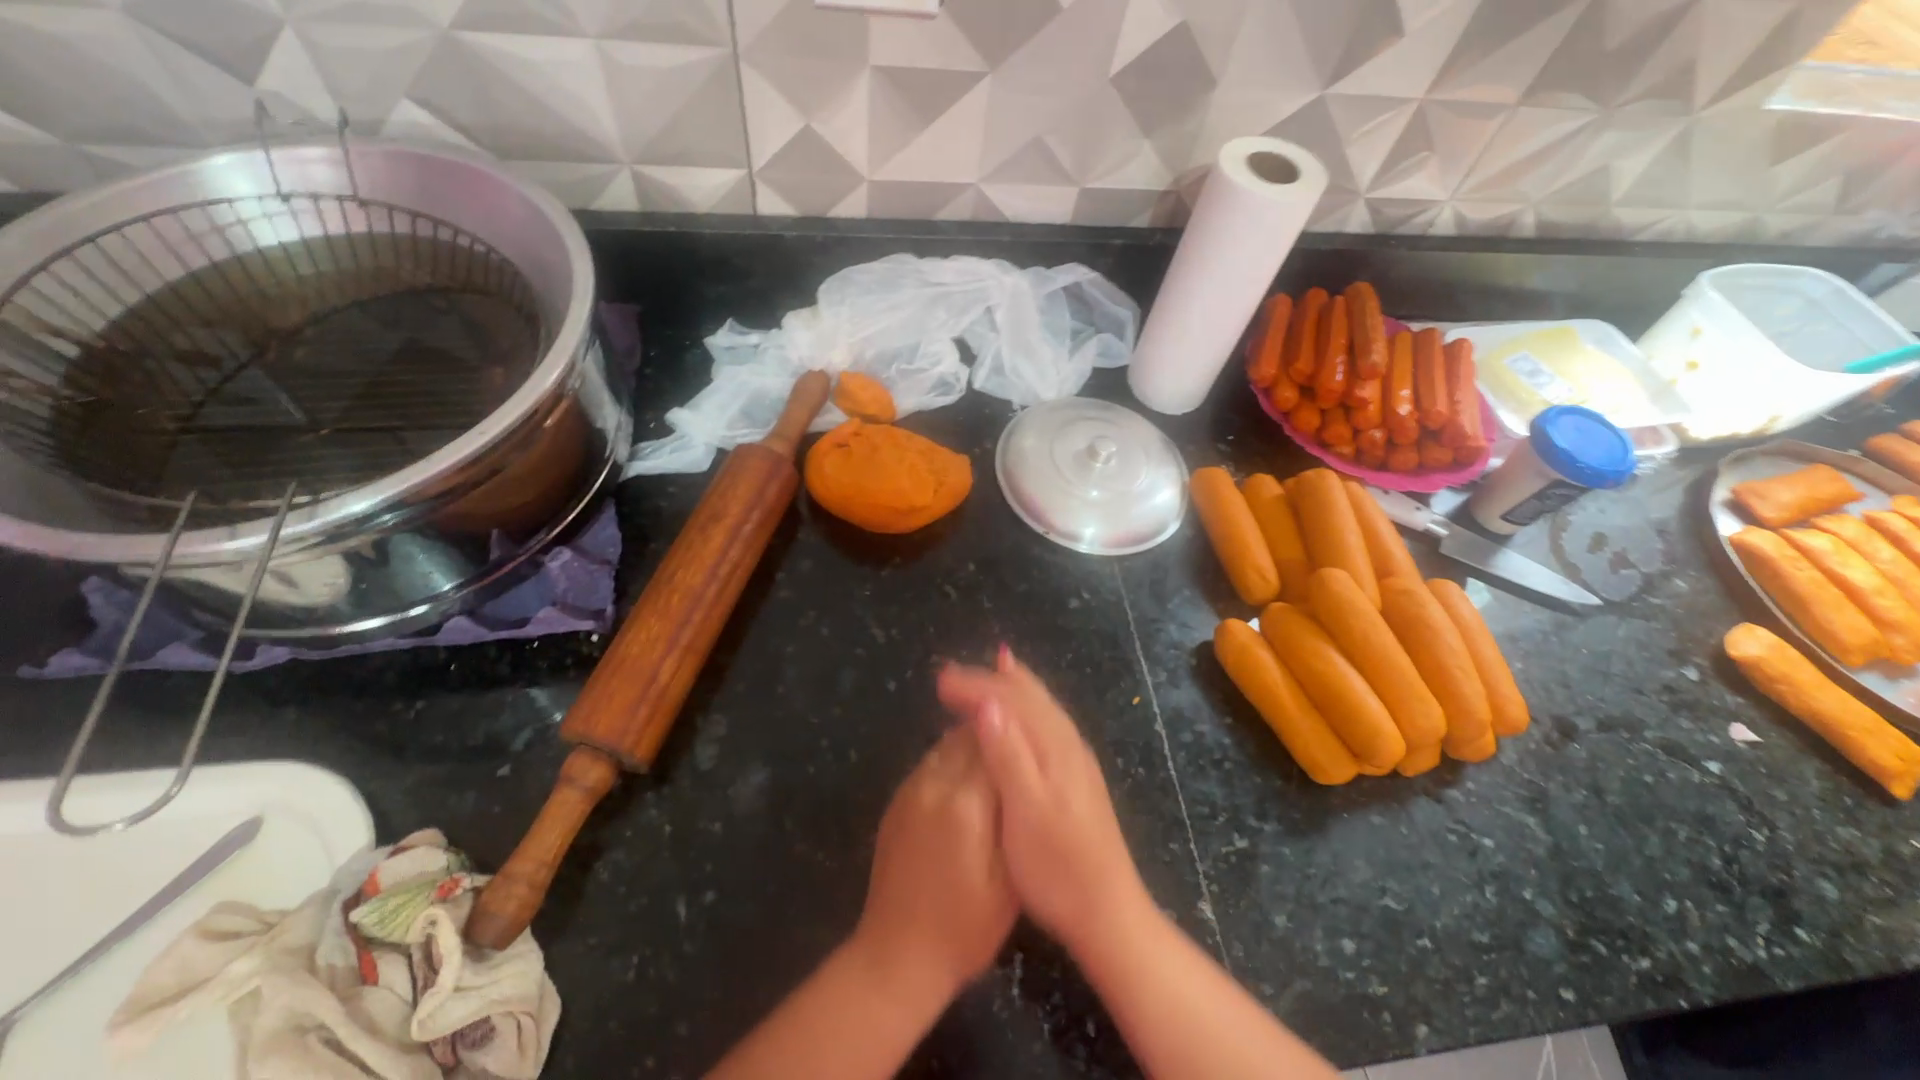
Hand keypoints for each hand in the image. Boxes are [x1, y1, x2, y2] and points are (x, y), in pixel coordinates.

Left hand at [850, 725, 1016, 1002]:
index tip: (1044, 735)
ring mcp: (910, 792)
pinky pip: (930, 763)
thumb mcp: (1008, 880)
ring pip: (947, 744)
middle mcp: (933, 784)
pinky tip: (970, 782)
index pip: (996, 743)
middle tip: (1027, 741)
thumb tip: (1020, 770)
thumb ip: (1015, 817)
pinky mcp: (897, 803)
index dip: (1020, 735)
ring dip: (974, 744)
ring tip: (1003, 756)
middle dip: (998, 730)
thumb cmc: (966, 927)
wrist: (898, 955)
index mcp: (965, 802)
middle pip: (968, 736)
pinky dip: (953, 762)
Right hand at [936, 647, 1149, 956]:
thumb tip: (985, 703)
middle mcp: (1069, 746)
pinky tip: (1025, 719)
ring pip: (1042, 709)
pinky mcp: (1078, 781)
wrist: (1107, 914)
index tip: (938, 682)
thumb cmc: (1058, 868)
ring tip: (995, 669)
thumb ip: (1007, 755)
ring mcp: (1077, 763)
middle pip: (1030, 697)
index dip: (975, 686)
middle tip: (951, 675)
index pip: (1012, 700)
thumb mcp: (1026, 812)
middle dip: (991, 680)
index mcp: (1054, 749)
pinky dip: (1029, 709)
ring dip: (1013, 689)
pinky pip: (1047, 726)